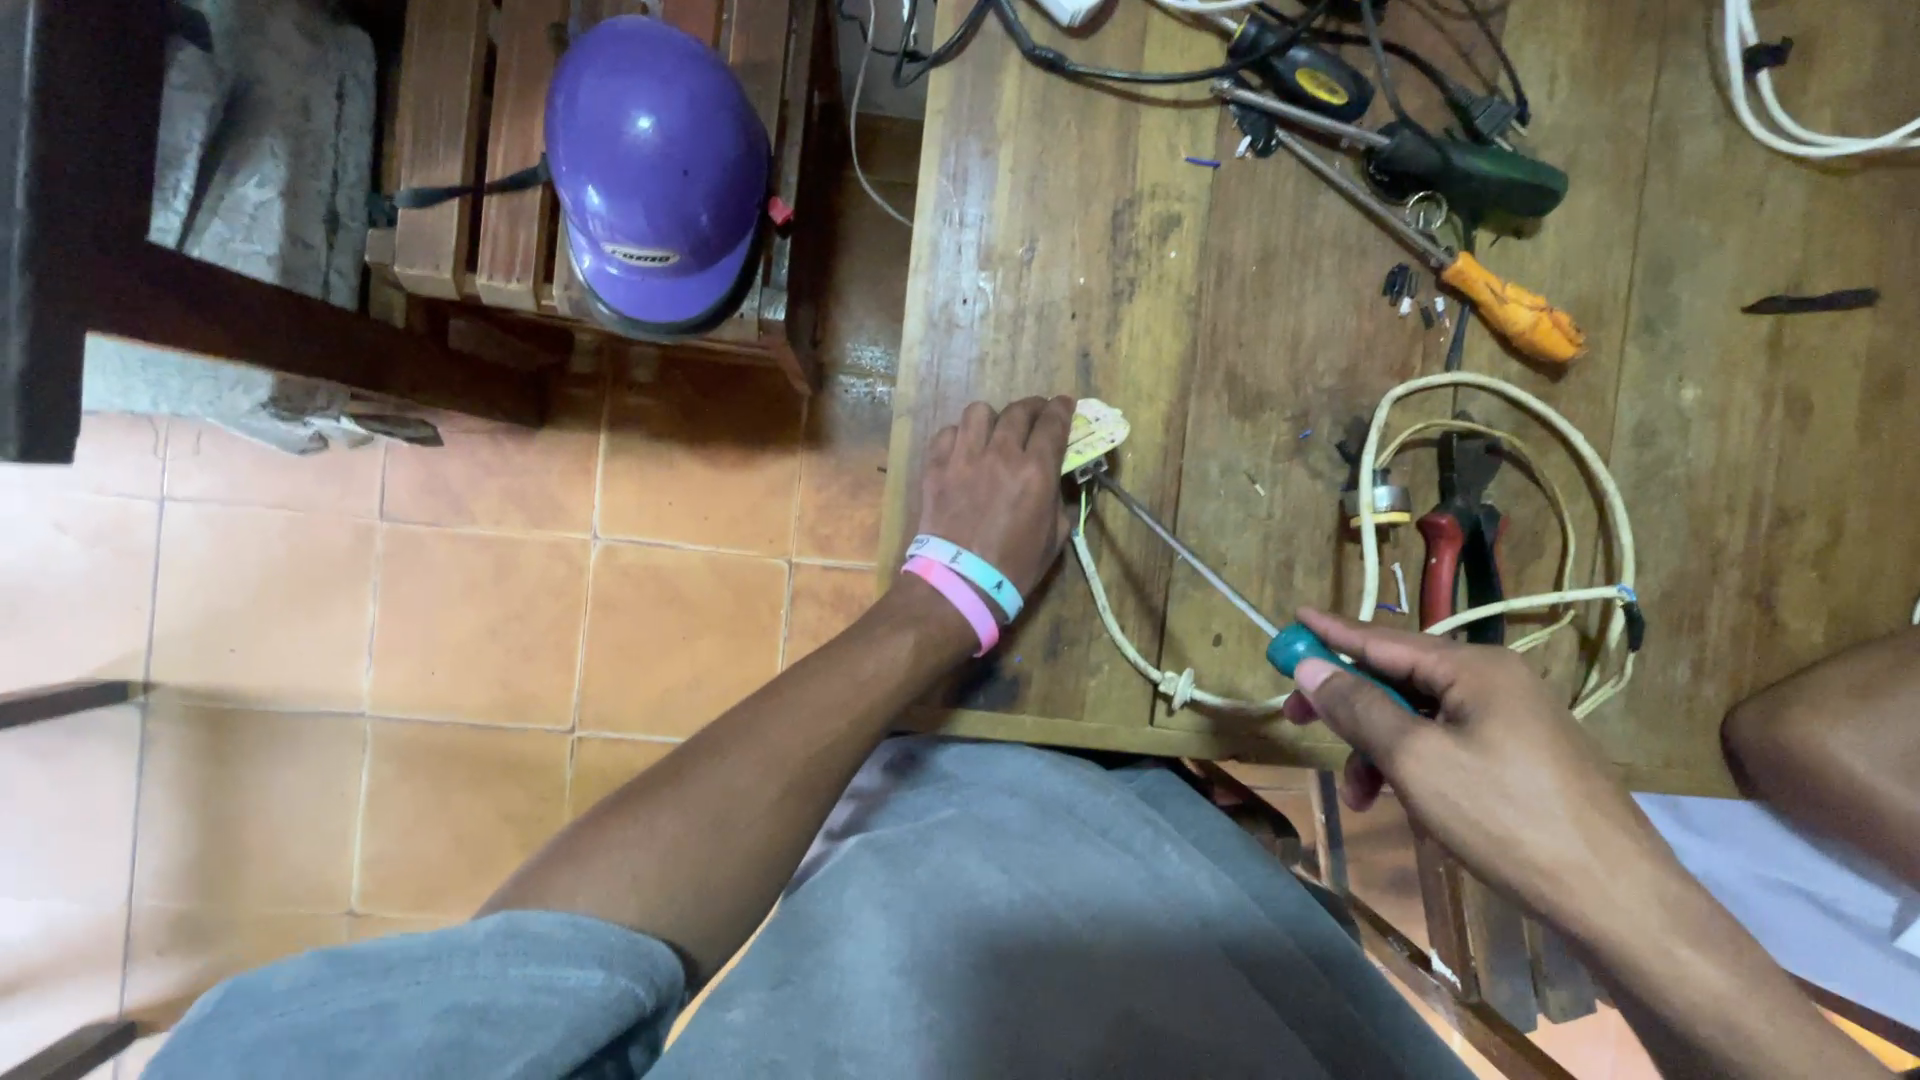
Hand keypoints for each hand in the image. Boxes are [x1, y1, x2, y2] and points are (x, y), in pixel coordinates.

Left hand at [913, 396, 1075, 596]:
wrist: (960, 583)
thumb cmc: (1014, 568)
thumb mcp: (1054, 538)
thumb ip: (1057, 501)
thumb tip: (1053, 483)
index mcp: (1036, 471)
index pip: (1054, 423)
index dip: (1063, 409)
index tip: (1065, 403)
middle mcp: (1001, 454)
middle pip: (1019, 411)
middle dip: (1033, 407)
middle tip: (1036, 414)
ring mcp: (964, 458)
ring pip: (979, 412)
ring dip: (993, 418)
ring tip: (995, 430)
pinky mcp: (936, 468)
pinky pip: (947, 433)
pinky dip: (959, 435)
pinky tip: (963, 448)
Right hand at [1281, 608, 1683, 940]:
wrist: (1618, 901)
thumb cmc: (1506, 818)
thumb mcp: (1415, 759)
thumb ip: (1358, 707)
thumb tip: (1310, 667)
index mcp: (1474, 669)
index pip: (1383, 639)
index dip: (1332, 631)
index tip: (1292, 617)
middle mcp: (1494, 683)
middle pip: (1398, 679)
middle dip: (1347, 704)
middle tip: (1296, 720)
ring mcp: (1511, 722)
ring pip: (1418, 718)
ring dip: (1377, 750)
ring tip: (1360, 796)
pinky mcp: (1518, 759)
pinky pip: (1445, 745)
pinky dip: (1412, 768)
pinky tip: (1403, 806)